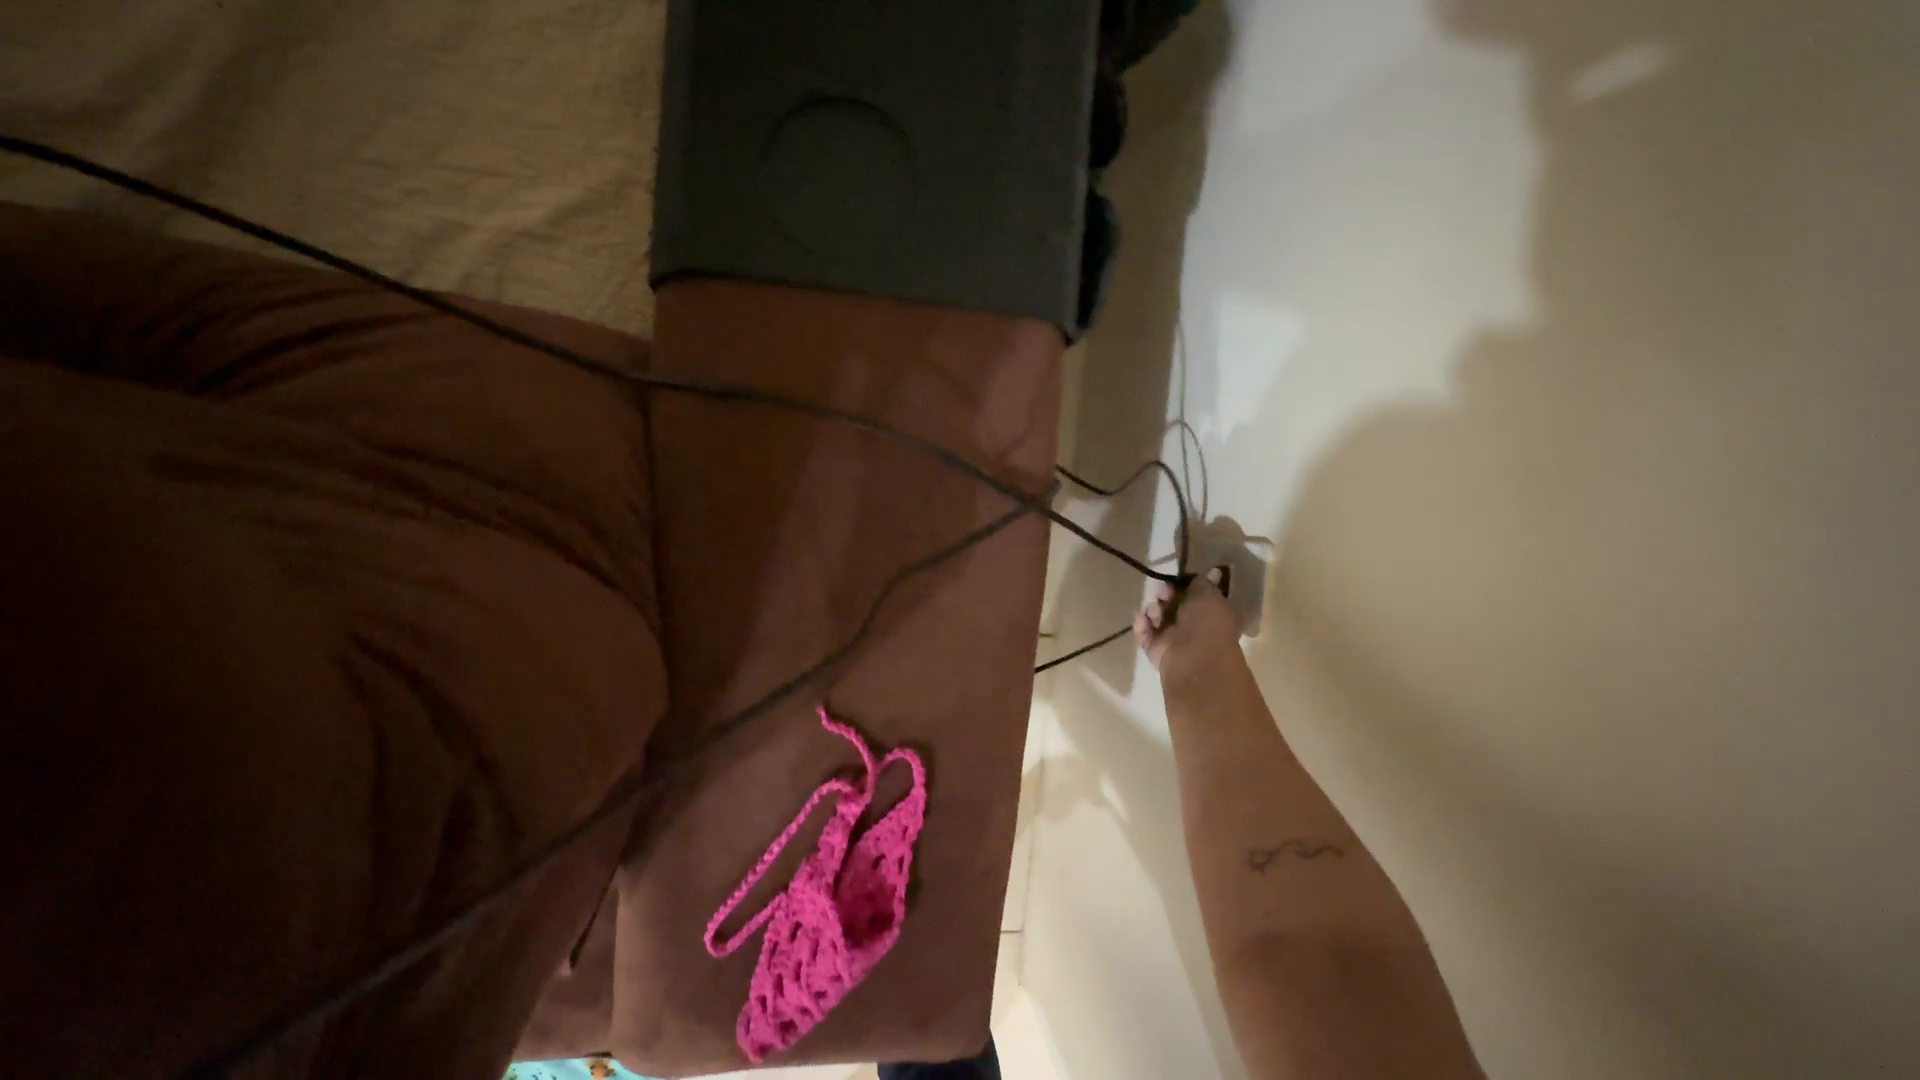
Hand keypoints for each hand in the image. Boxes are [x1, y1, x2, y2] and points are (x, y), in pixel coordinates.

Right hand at [1133, 569, 1241, 684]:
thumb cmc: (1206, 621)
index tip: (1176, 579)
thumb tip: (1210, 573)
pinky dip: (1141, 623)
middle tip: (1161, 592)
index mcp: (1213, 615)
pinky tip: (1142, 617)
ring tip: (1154, 610)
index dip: (1184, 586)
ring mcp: (1174, 639)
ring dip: (1153, 609)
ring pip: (1157, 617)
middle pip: (1173, 605)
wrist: (1193, 656)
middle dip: (1165, 595)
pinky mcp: (1156, 649)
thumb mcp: (1208, 593)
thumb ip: (1202, 582)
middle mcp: (1194, 627)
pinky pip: (1144, 632)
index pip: (1196, 597)